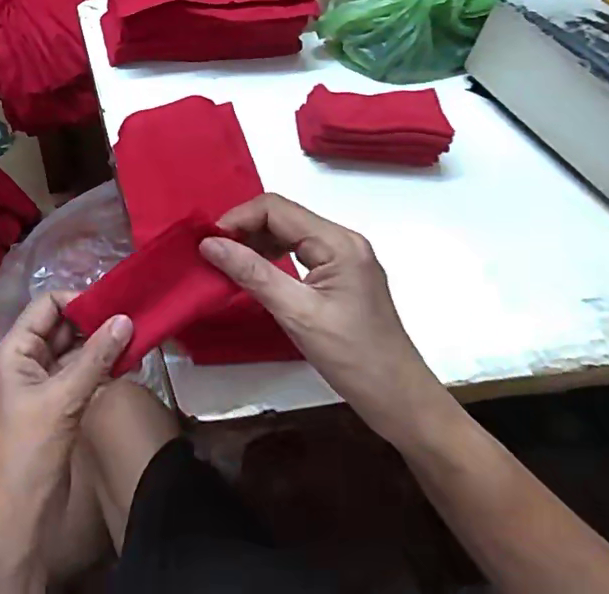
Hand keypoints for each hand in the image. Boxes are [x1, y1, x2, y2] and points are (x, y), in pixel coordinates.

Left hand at [0, 293, 131, 562]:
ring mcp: (44, 381)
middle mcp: (28, 359)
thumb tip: (126, 318)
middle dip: (96, 320)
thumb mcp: (63, 399)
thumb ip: (95, 357)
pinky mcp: (61, 401)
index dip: (78, 300)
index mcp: (16, 350)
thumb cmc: (30, 451)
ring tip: (138, 338)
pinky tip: (130, 361)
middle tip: (134, 317)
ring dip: (104, 342)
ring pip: (77, 347)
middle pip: (64, 324)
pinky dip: (104, 363)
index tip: (114, 304)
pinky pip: (84, 370)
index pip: (47, 305)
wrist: (20, 518)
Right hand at [202, 195, 446, 442]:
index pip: (276, 208)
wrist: (401, 400)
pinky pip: (301, 252)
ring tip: (229, 266)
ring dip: (257, 243)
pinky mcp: (343, 276)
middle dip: (245, 230)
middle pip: (283, 216)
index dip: (238, 219)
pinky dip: (273, 258)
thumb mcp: (297, 315)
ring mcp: (345, 257)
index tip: (208, 243)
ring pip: (290, 233)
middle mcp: (343, 240)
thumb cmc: (353, 359)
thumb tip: (209, 244)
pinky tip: (257, 276)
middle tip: (213, 255)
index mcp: (338, 242)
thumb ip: (252, 273)